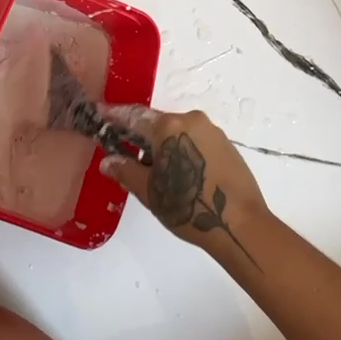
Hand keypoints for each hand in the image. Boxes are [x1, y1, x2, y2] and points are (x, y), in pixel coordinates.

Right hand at [100, 107, 268, 267]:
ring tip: (154, 171)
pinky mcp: (226, 145)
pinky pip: (194, 140)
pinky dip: (181, 150)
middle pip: (157, 123)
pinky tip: (180, 174)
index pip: (133, 116)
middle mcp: (190, 120)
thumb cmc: (189, 208)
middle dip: (139, 136)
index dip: (114, 116)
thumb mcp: (150, 192)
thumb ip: (126, 171)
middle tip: (125, 152)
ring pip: (177, 132)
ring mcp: (211, 131)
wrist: (241, 224)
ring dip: (162, 145)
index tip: (99, 114)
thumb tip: (107, 160)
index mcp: (168, 126)